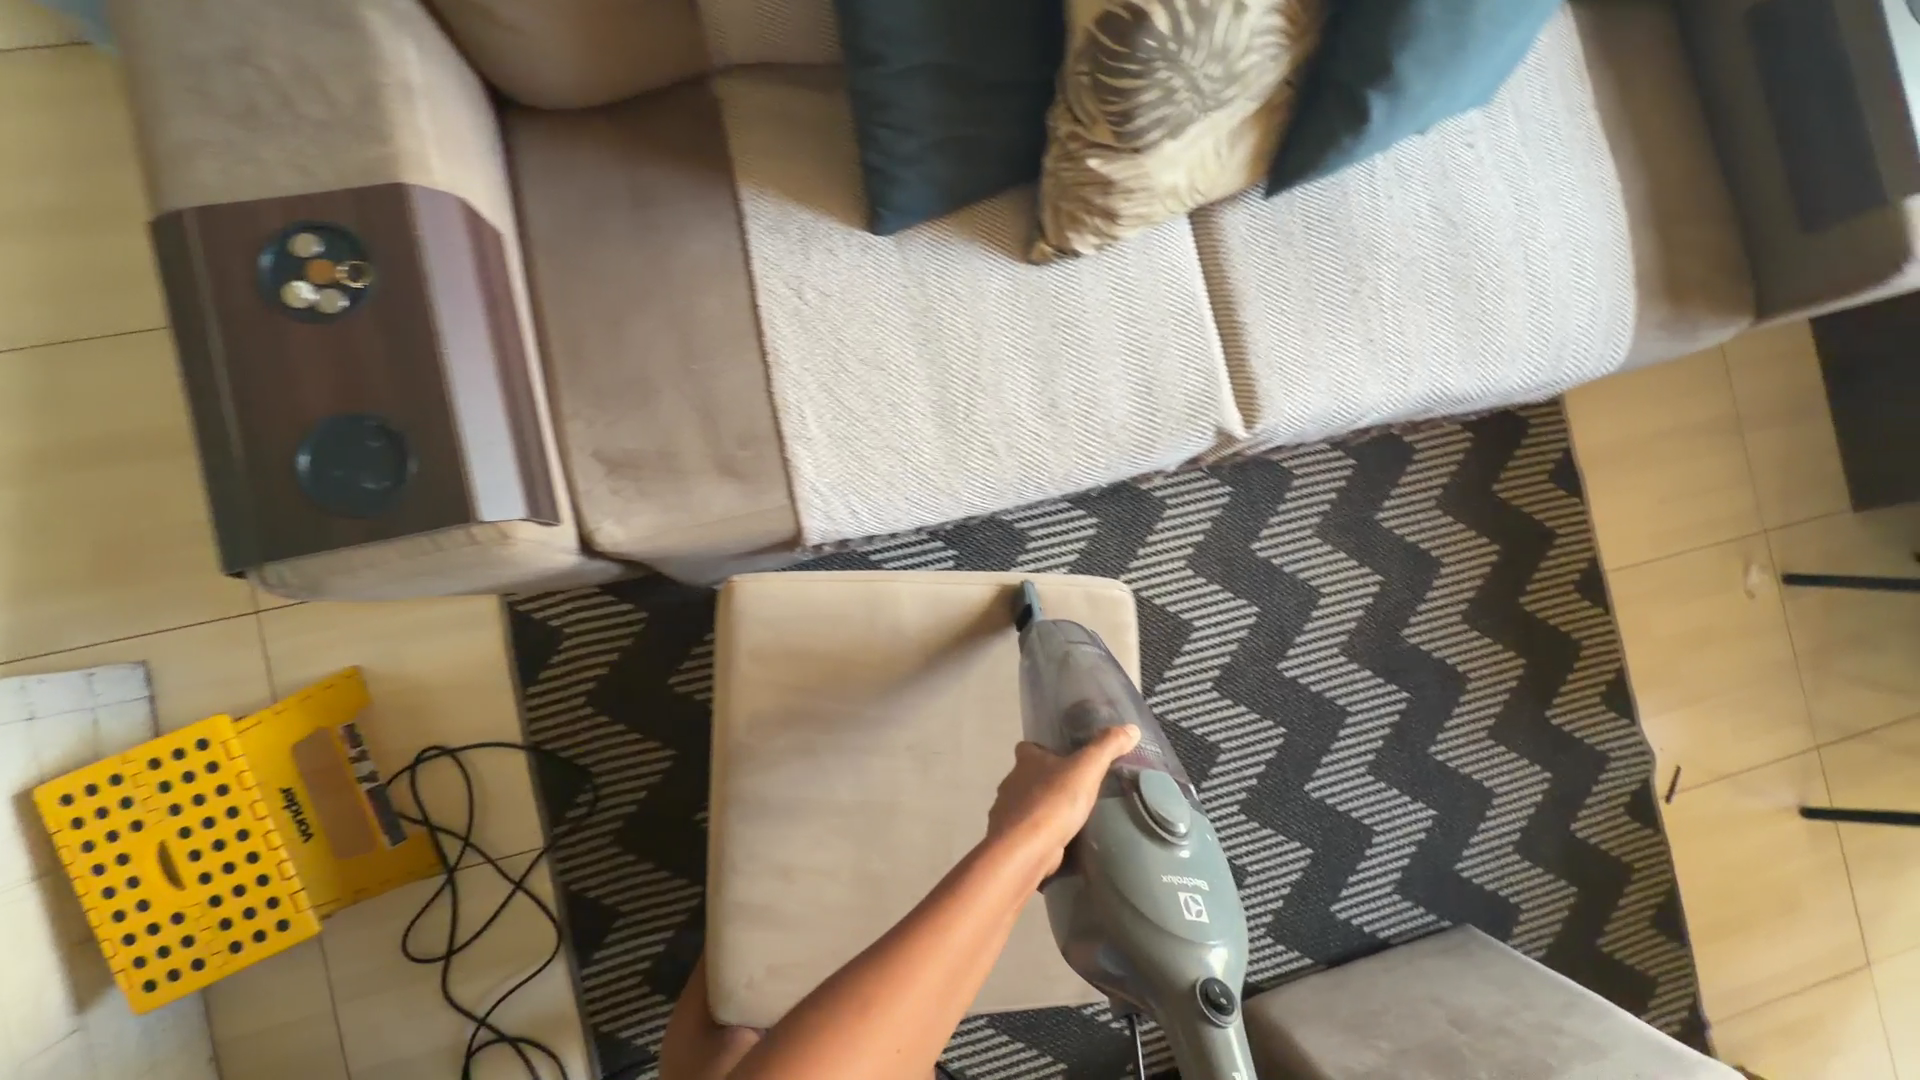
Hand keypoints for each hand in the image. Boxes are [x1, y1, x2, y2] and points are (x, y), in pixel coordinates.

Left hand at [986, 725, 1140, 878]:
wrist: (1026, 849)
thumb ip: (1107, 747)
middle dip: (1044, 781)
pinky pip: (1028, 831)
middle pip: (1026, 776)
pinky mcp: (1012, 839)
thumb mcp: (1087, 768)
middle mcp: (1012, 783)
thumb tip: (1132, 728)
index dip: (1040, 749)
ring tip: (1069, 815)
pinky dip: (1040, 833)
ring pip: (1026, 804)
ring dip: (1042, 808)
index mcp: (1026, 761)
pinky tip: (1059, 840)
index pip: (1027, 747)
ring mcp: (1008, 812)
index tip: (1059, 756)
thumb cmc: (1054, 801)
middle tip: (1073, 788)